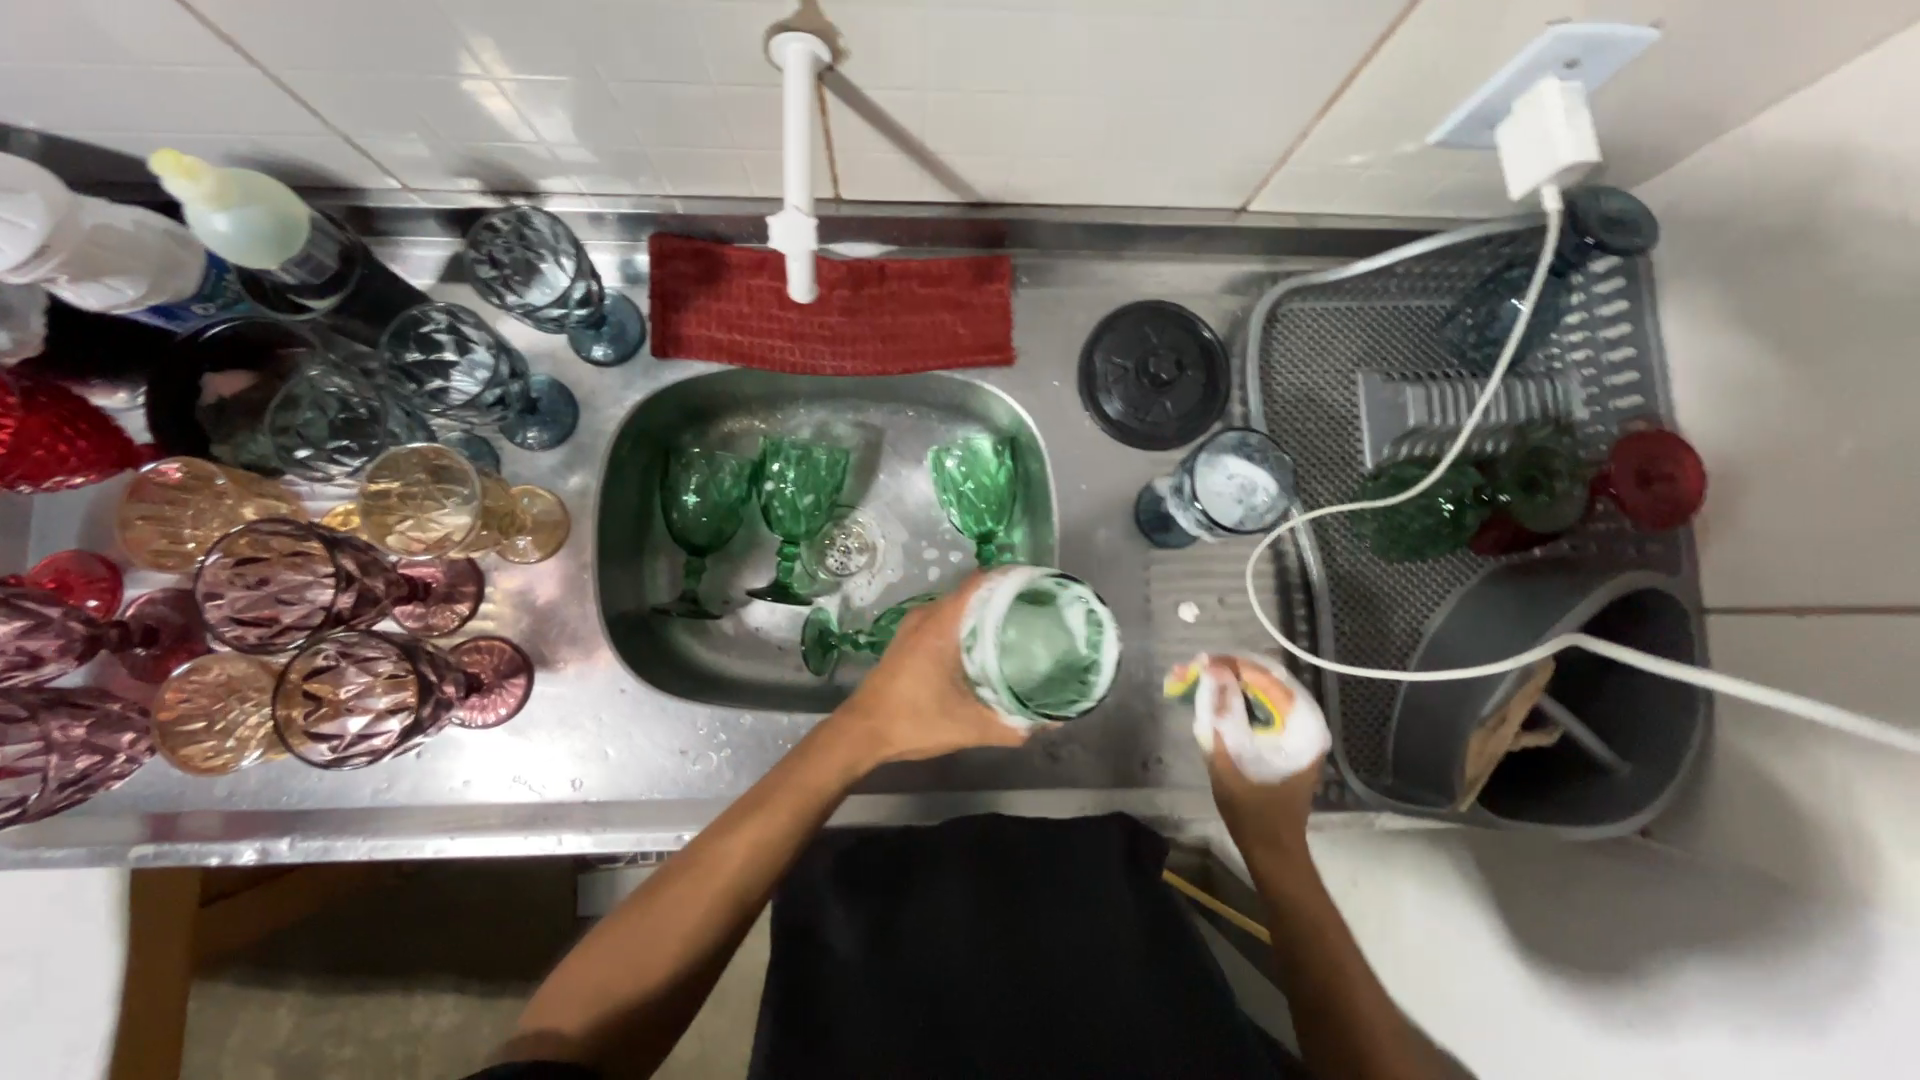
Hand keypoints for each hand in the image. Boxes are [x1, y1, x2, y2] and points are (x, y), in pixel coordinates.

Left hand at [823, 573, 1027, 768]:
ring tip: (1019, 628)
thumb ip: (1012, 726)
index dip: (1012, 579)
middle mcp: (927, 616)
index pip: (981, 582)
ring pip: (958, 607)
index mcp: (941, 624)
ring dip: (985, 613)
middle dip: (1005, 598)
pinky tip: (985, 648)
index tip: (1040, 588)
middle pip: (973, 592)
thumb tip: (1052, 722)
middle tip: (1038, 613)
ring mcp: (914, 626)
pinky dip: (967, 626)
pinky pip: (945, 620)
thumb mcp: (969, 728)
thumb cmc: (913, 721)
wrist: (862, 732)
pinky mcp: (908, 640)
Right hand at [1200, 655, 1320, 858]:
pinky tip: (1212, 701)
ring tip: (1196, 681)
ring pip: (1260, 694)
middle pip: (1264, 682)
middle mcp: (1306, 722)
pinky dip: (1236, 703)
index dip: (1231, 666)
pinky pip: (1260, 710)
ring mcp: (1297, 731)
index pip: (1266, 678)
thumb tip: (1213, 670)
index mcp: (1302, 725)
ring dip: (1229, 686)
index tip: (1199, 662)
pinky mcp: (1286, 741)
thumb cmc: (1252, 811)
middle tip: (1193, 670)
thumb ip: (1223, 712)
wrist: (1272, 849)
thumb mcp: (1230, 759)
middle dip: (1227, 673)